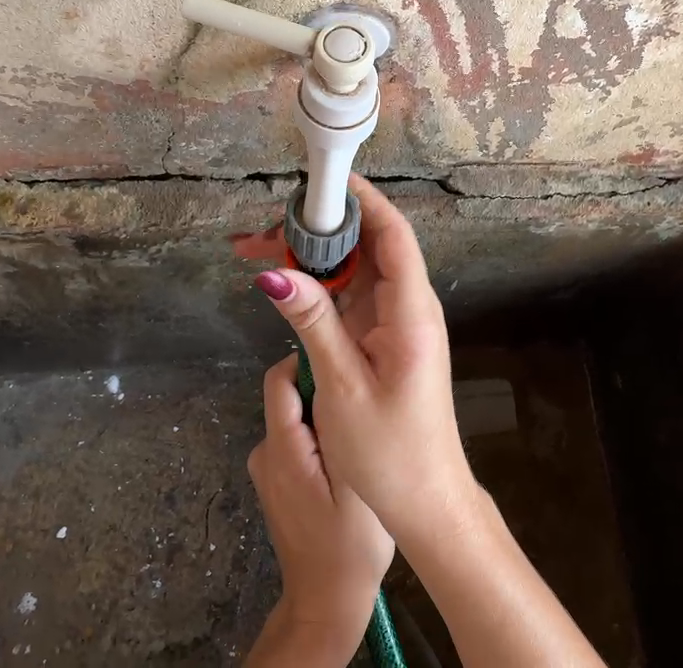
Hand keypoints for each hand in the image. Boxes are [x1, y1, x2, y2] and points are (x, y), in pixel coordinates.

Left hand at [245, 354, 392, 666]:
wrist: (327, 600)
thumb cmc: (350, 546)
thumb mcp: (356, 483)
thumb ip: (338, 429)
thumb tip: (329, 377)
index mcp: (282, 449)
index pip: (280, 379)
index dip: (313, 361)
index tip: (350, 365)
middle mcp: (265, 452)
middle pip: (291, 396)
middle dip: (326, 393)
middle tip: (365, 406)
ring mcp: (268, 470)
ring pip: (298, 418)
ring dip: (327, 419)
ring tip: (362, 436)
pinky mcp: (277, 482)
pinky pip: (297, 441)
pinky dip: (321, 441)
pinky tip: (350, 460)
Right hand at [253, 176, 480, 550]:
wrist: (427, 503)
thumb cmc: (393, 453)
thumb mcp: (342, 387)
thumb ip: (312, 324)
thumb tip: (275, 273)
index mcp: (411, 312)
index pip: (392, 234)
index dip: (360, 199)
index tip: (319, 180)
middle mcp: (406, 307)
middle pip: (366, 246)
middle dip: (317, 230)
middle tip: (260, 231)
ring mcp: (394, 323)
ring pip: (353, 271)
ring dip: (310, 259)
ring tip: (255, 250)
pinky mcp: (381, 340)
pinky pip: (349, 299)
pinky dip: (316, 289)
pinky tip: (283, 285)